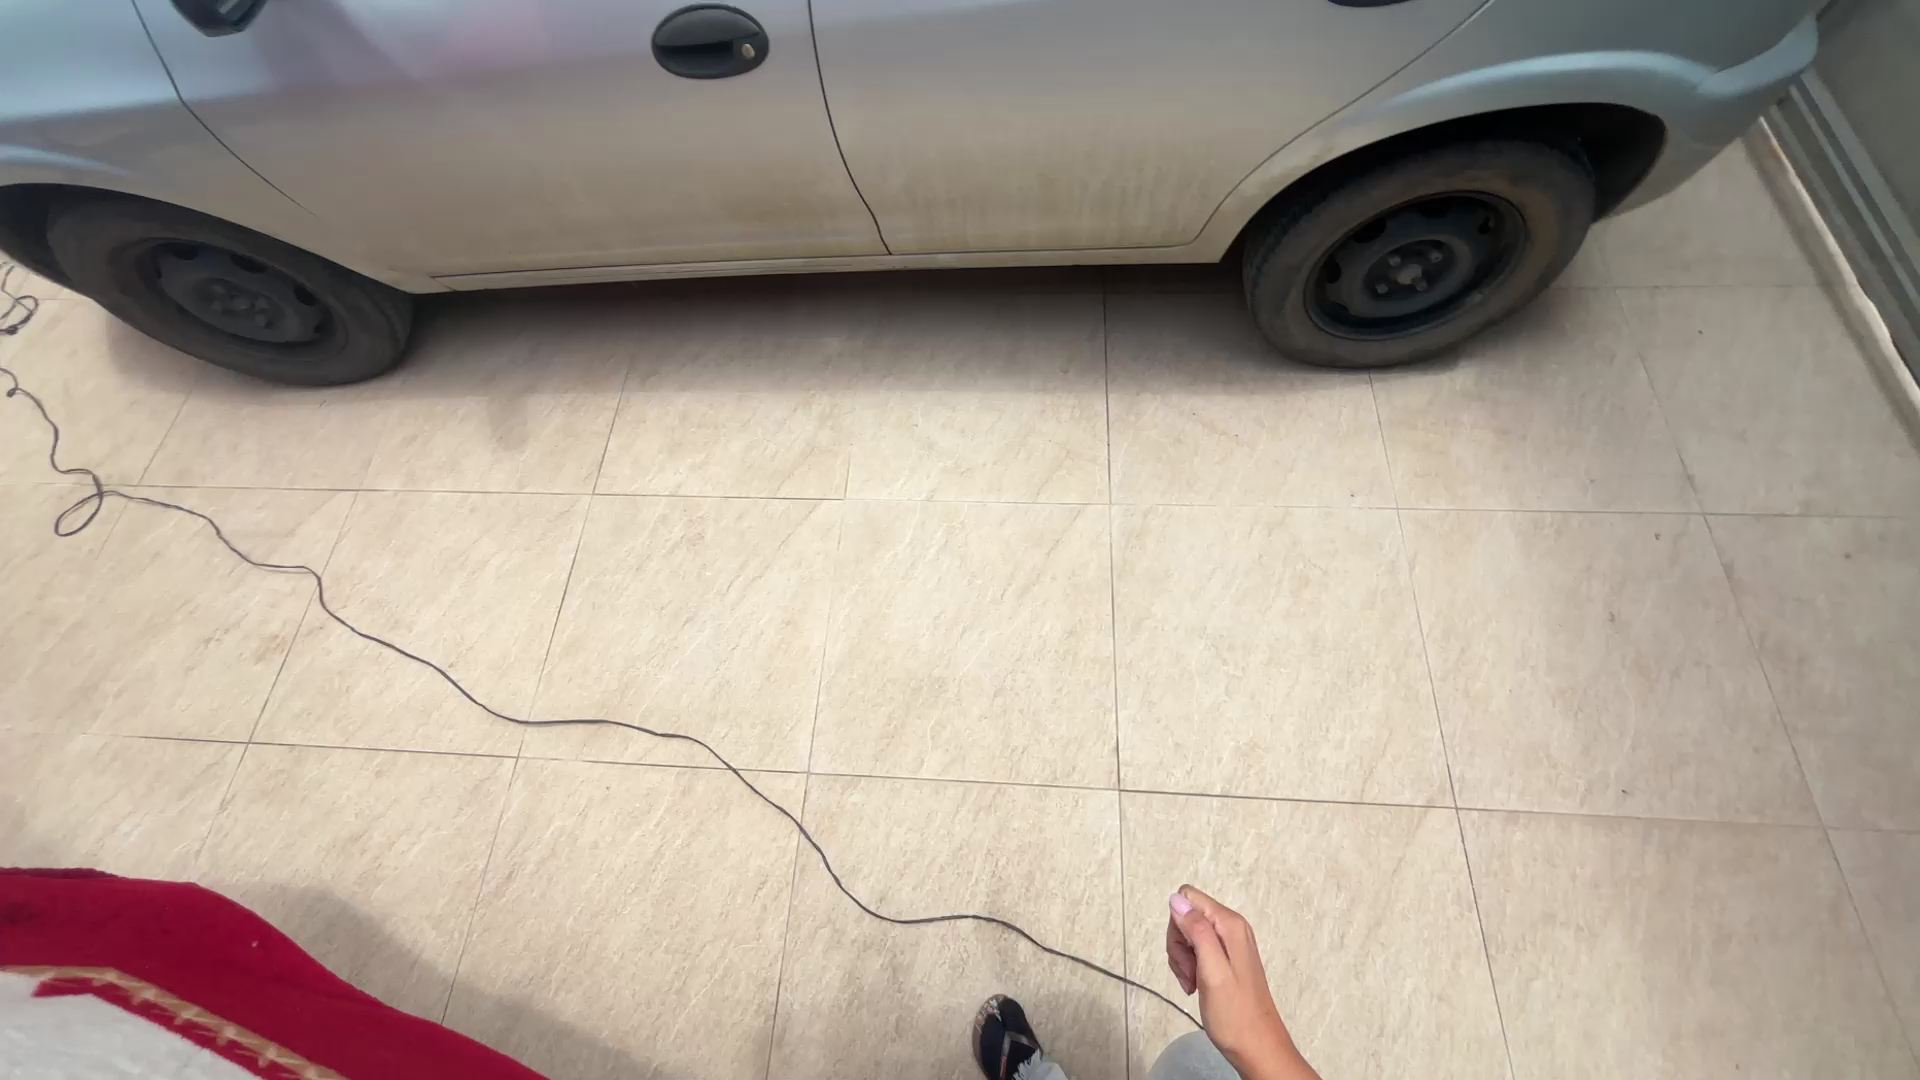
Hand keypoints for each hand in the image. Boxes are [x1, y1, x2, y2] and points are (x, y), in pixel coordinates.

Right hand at [1166, 885, 1316, 1079]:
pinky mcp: (1226, 958)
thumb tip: (1176, 898)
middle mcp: (1231, 926)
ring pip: (1188, 934)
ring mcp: (1229, 942)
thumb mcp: (1212, 971)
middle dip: (1180, 944)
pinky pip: (1196, 949)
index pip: (1187, 897)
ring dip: (1183, 958)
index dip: (1178, 923)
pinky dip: (1190, 966)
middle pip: (1186, 916)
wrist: (1259, 1051)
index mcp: (1229, 924)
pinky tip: (1196, 985)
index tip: (1187, 953)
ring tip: (1193, 983)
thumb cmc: (1235, 1015)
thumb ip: (1197, 931)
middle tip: (1189, 973)